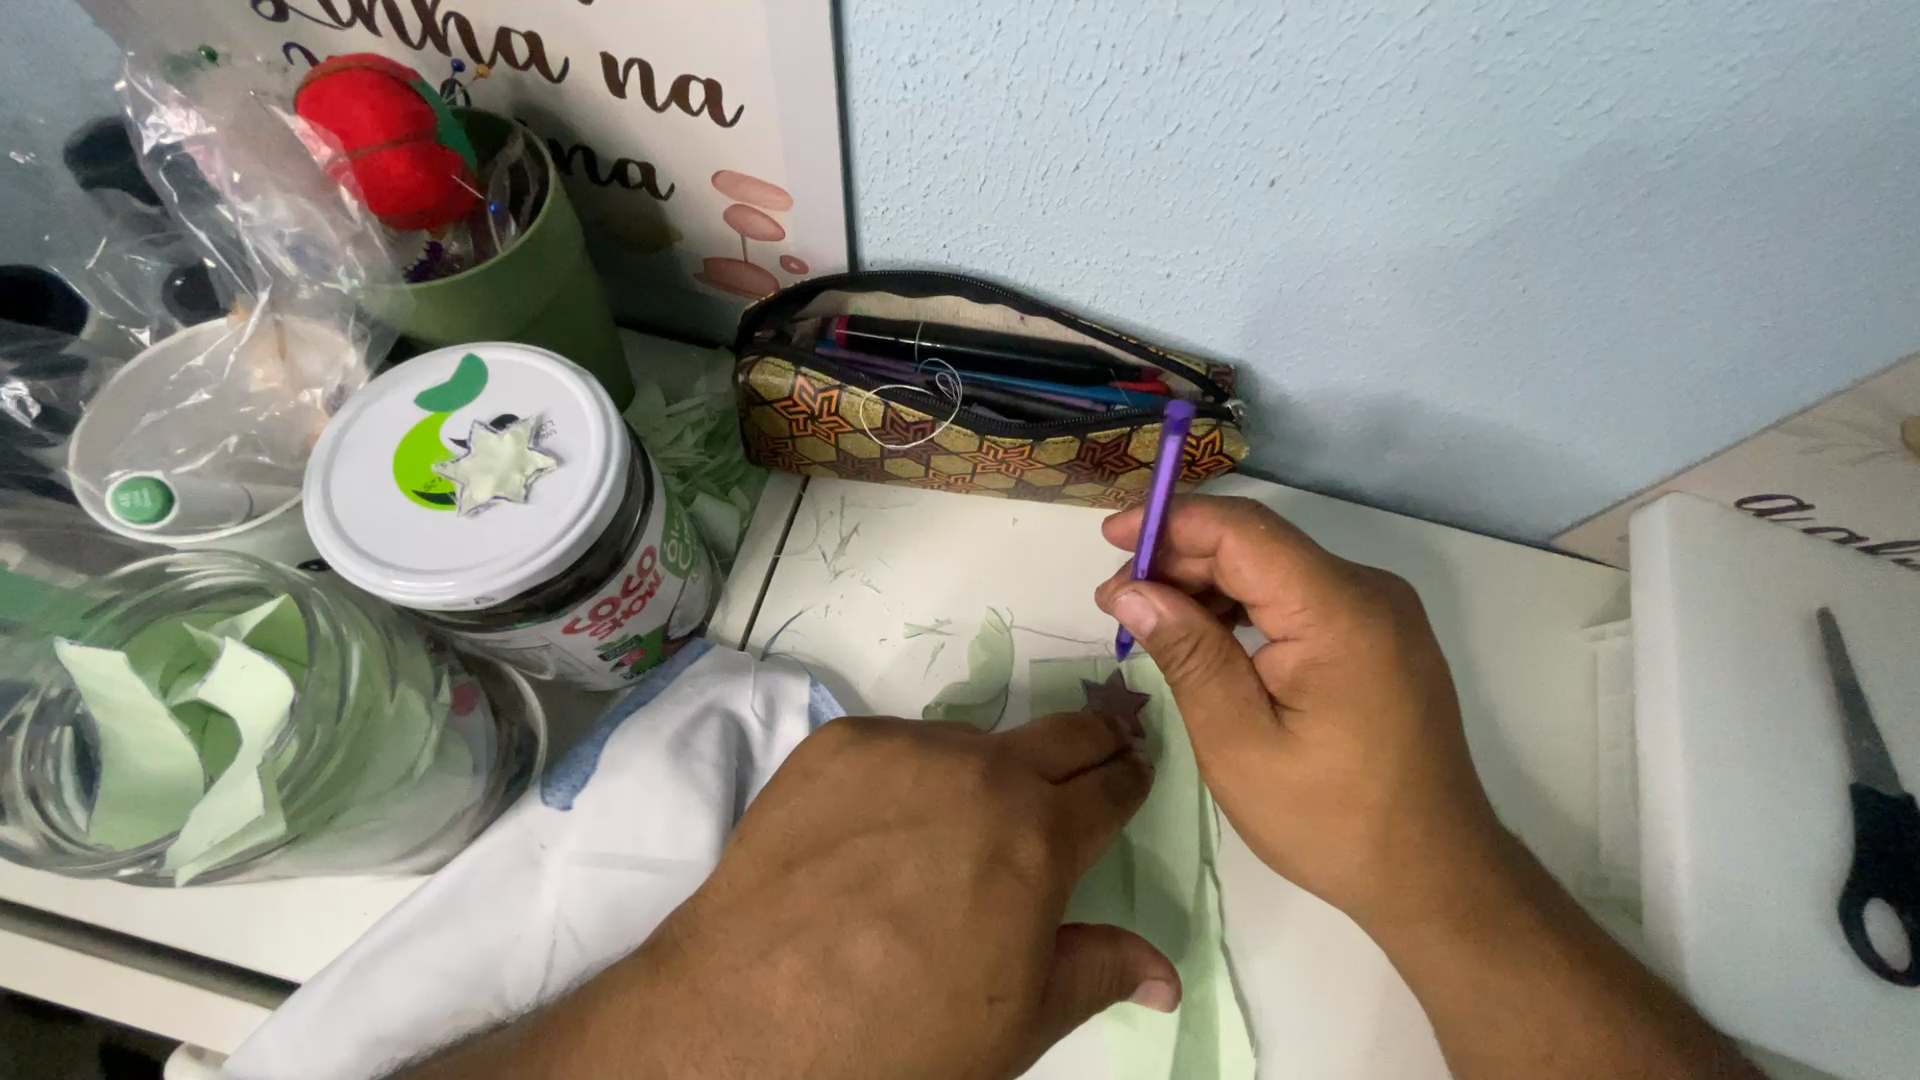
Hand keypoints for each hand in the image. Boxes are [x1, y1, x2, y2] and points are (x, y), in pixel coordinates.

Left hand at [540, 713, 1178, 1079]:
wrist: (747, 1017)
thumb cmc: (901, 1038)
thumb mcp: (1016, 1023)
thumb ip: (1098, 973)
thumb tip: (1166, 972)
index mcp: (1040, 836)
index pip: (1111, 785)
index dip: (1130, 778)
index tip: (1135, 771)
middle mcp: (981, 771)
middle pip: (1062, 732)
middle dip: (1093, 741)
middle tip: (1100, 749)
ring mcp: (906, 747)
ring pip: (970, 744)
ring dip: (983, 772)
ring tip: (955, 823)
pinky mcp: (840, 742)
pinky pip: (897, 748)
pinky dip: (905, 778)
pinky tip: (876, 829)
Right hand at [1094, 495, 1507, 928]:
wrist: (1433, 875)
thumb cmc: (1330, 819)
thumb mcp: (1237, 742)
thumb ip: (1187, 654)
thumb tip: (1130, 591)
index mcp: (1339, 614)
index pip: (1243, 532)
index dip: (1170, 522)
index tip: (1110, 538)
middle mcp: (1366, 592)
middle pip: (1254, 545)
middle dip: (1177, 559)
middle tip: (1116, 600)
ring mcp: (1374, 611)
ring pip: (1269, 568)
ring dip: (1202, 583)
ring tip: (1145, 619)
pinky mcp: (1371, 633)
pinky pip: (1291, 596)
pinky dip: (1237, 606)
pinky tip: (1197, 634)